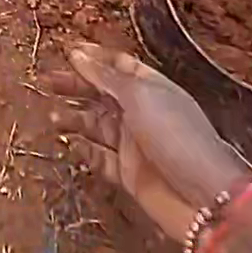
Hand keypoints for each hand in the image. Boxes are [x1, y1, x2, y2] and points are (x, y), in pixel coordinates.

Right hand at [47, 44, 251, 235]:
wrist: (205, 200)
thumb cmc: (174, 135)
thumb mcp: (138, 96)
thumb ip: (104, 76)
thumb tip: (76, 53)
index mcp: (147, 87)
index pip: (116, 65)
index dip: (92, 58)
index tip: (65, 52)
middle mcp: (138, 111)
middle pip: (100, 92)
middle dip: (74, 85)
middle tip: (46, 81)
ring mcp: (132, 143)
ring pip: (95, 123)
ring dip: (74, 117)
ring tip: (54, 117)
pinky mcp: (127, 173)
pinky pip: (98, 156)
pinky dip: (82, 149)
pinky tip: (68, 142)